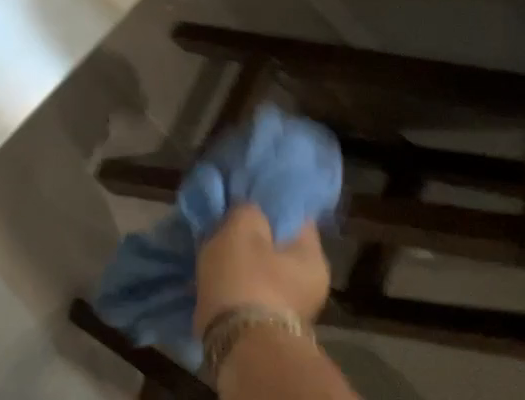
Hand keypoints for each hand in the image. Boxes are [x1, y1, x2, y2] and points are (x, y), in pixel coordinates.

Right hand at [194, 204, 329, 335]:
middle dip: (252, 226)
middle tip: (224, 211)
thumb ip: (248, 210)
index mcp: (312, 257)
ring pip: (262, 260)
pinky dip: (234, 269)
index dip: (269, 198)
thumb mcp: (241, 229)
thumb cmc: (245, 277)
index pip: (296, 216)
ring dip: (240, 250)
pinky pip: (250, 279)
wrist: (238, 336)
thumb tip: (250, 208)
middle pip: (278, 240)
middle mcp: (309, 279)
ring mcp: (290, 300)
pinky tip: (214, 260)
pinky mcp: (266, 313)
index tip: (244, 187)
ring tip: (213, 235)